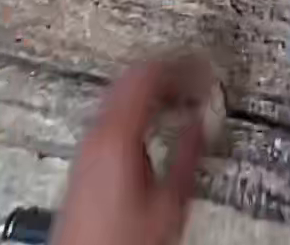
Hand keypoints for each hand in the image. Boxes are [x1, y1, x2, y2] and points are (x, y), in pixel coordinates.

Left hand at [52, 55, 215, 244]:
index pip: (149, 74)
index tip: (203, 66)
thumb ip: (189, 150)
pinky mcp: (86, 158)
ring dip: (154, 86)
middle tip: (196, 73)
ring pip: (122, 92)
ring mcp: (88, 145)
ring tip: (182, 93)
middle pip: (133, 77)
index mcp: (117, 133)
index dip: (180, 63)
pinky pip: (114, 111)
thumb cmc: (121, 241)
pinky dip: (140, 103)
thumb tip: (204, 116)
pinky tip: (158, 118)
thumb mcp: (169, 199)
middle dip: (169, 70)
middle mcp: (97, 133)